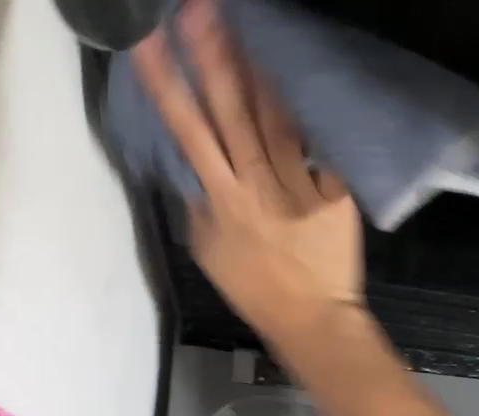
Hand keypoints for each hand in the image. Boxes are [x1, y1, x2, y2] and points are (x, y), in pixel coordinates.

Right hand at [131, 0, 363, 347]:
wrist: (314, 322)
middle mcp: (255, 188)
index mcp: (221, 203)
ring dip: (258, 74)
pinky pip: (320, 151)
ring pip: (275, 123)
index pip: (187, 133)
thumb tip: (191, 171)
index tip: (147, 44)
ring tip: (246, 31)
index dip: (166, 87)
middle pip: (230, 115)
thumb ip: (200, 208)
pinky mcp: (332, 198)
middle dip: (211, 60)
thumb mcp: (211, 254)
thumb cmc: (258, 292)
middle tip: (199, 11)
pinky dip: (311, 118)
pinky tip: (302, 82)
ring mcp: (296, 190)